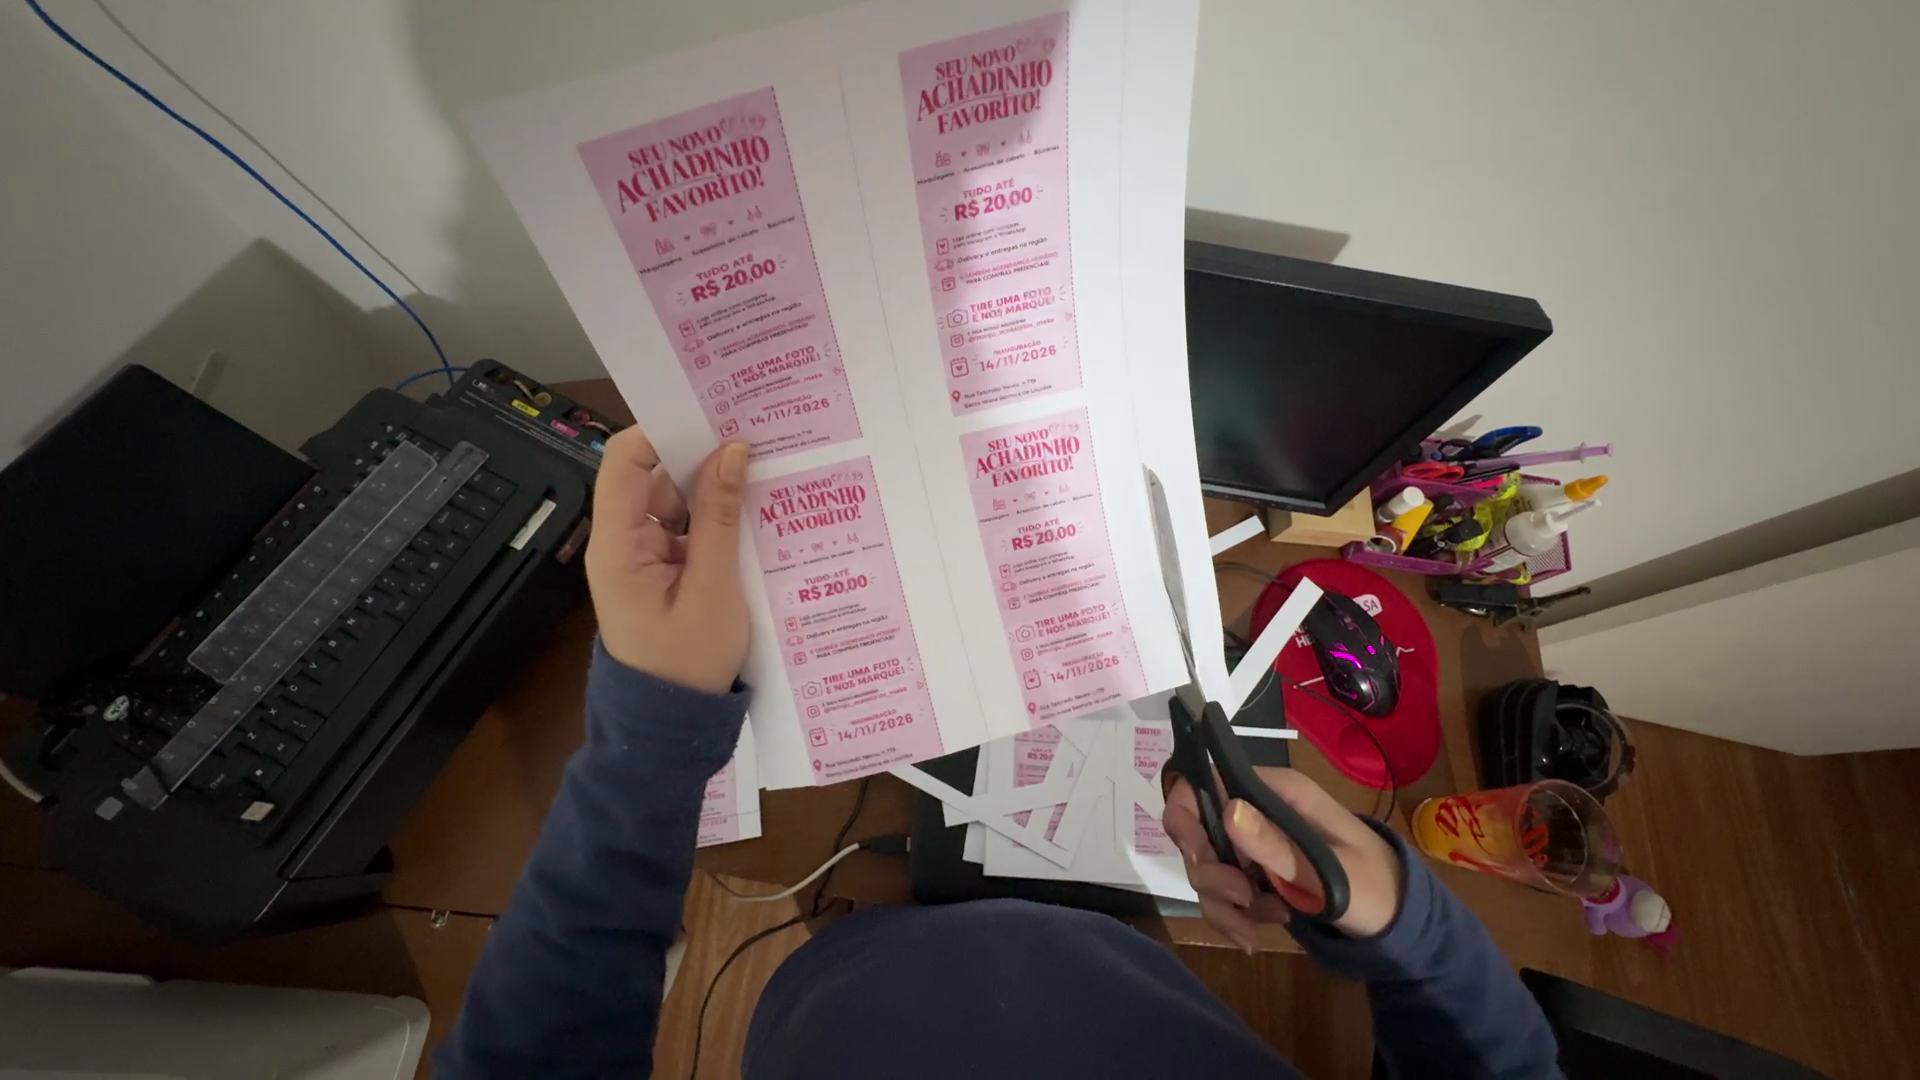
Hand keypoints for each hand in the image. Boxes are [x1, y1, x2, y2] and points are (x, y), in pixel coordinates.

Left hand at [584, 427, 750, 694]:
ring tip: (764, 474)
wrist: (673, 723)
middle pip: (655, 477)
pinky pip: (690, 530)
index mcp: (618, 544)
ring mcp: (646, 556)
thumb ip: (722, 518)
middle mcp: (624, 541)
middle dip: (700, 457)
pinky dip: (718, 520)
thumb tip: (733, 451)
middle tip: (754, 441)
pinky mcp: (666, 571)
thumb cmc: (688, 661)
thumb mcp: (714, 588)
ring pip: (678, 502)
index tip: (714, 418)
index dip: (663, 432)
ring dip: (715, 490)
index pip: (625, 462)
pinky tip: (754, 513)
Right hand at [1163, 766, 1404, 946]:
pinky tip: (1258, 934)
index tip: (1197, 854)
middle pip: (1197, 830)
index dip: (1185, 812)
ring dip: (1224, 902)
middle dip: (1211, 872)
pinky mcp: (1250, 873)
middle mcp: (1255, 809)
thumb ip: (1277, 845)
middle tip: (1243, 900)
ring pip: (1204, 866)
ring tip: (1268, 923)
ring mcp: (1251, 843)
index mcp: (1275, 791)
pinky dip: (1231, 917)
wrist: (1401, 927)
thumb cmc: (1375, 887)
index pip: (1206, 781)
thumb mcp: (1330, 873)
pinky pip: (1218, 893)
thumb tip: (1227, 810)